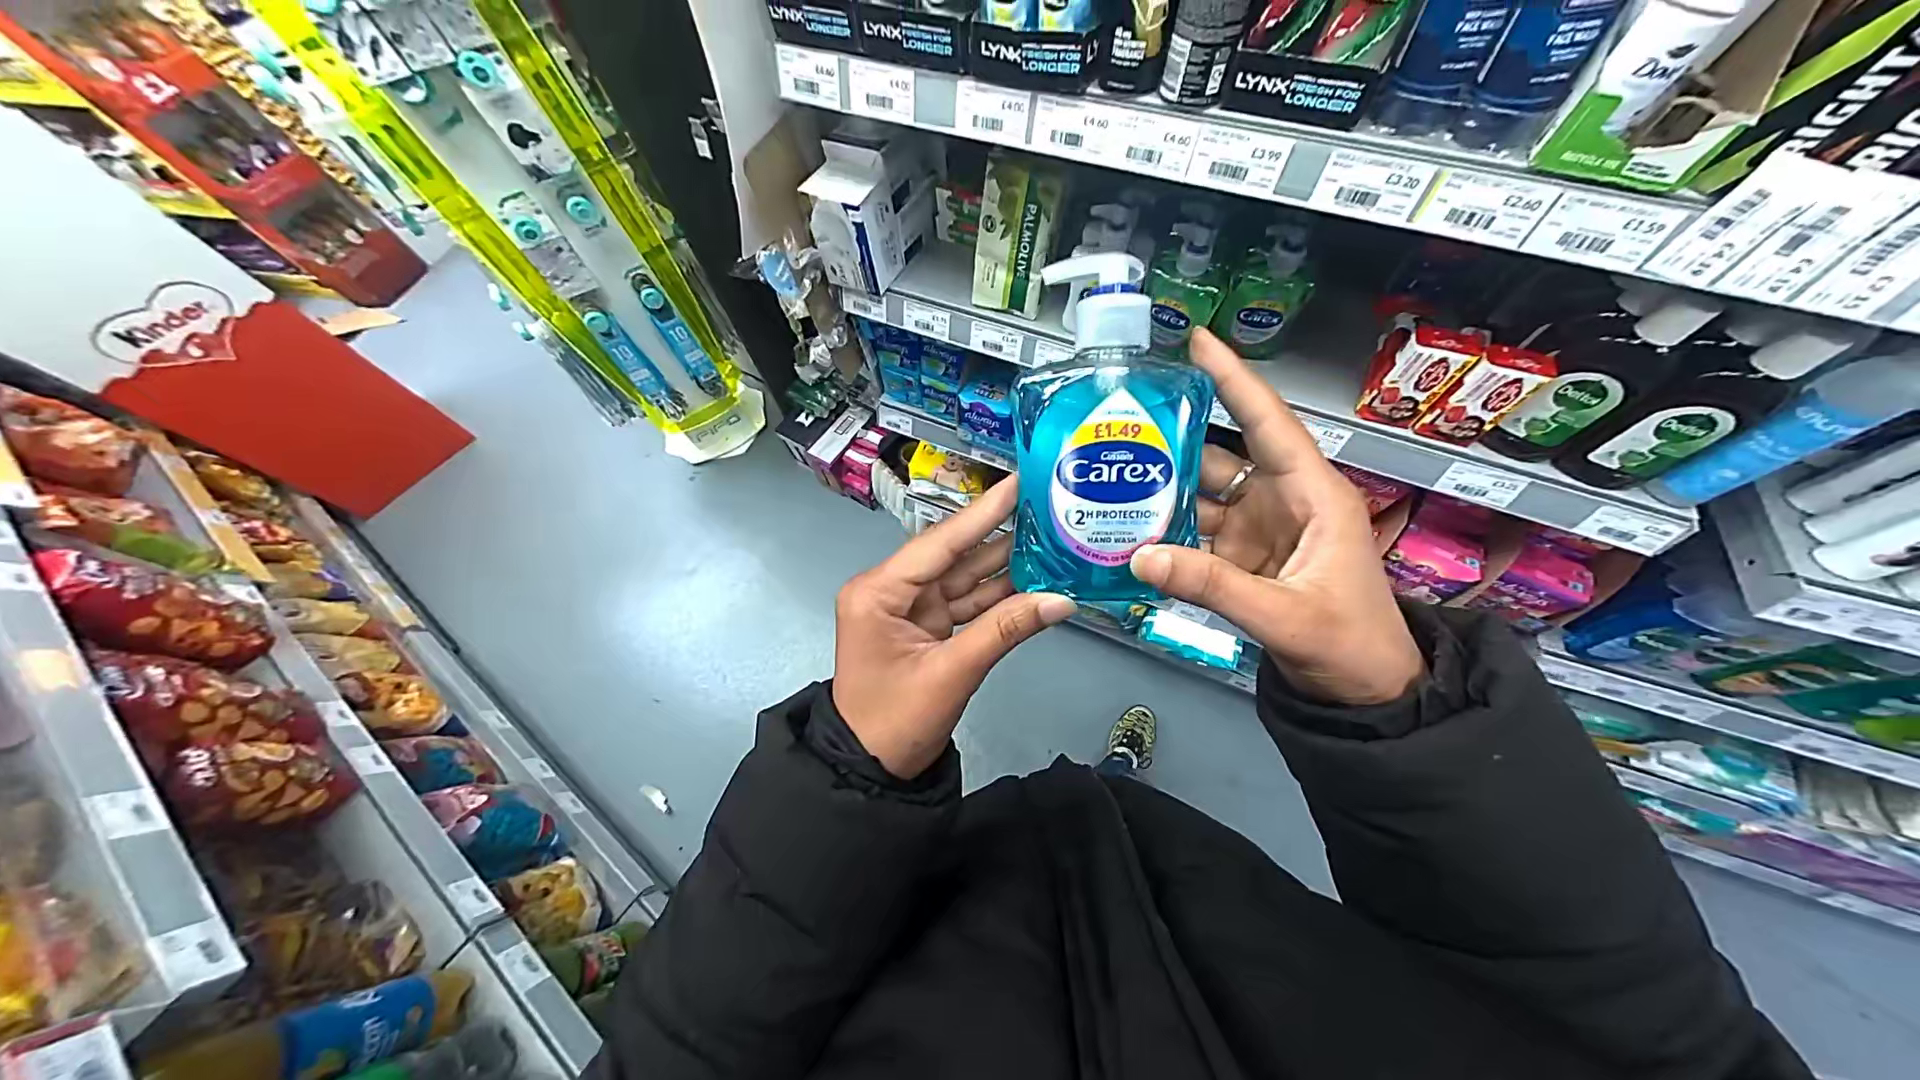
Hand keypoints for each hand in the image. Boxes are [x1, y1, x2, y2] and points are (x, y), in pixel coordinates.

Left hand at [833, 477, 1076, 777]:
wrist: (869, 771)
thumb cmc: (893, 722)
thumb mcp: (950, 674)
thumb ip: (1005, 631)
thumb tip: (1061, 601)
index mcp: (880, 591)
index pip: (941, 543)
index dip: (983, 513)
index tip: (1018, 482)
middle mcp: (893, 591)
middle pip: (955, 556)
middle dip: (1001, 534)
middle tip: (1047, 506)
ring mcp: (911, 609)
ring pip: (966, 579)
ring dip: (1007, 566)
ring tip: (1053, 539)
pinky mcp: (927, 627)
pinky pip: (968, 604)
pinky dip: (999, 598)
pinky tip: (1035, 582)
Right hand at [1129, 329, 1424, 704]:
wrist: (1365, 691)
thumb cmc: (1351, 643)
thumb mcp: (1284, 613)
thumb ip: (1212, 585)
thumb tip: (1140, 557)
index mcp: (1311, 494)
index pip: (1267, 423)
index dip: (1233, 380)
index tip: (1196, 343)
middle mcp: (1279, 501)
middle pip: (1219, 457)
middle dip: (1174, 438)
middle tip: (1122, 422)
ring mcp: (1255, 530)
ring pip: (1199, 496)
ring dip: (1160, 490)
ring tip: (1109, 477)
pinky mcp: (1238, 558)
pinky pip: (1192, 534)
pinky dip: (1163, 533)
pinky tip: (1128, 529)